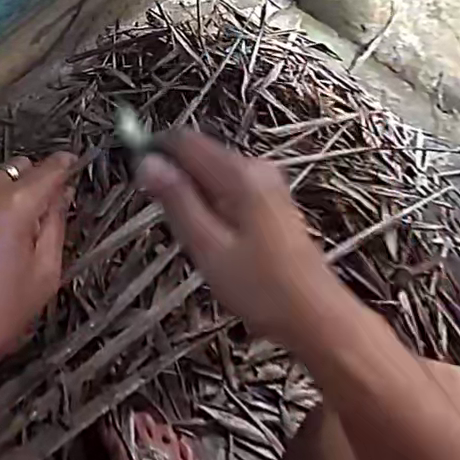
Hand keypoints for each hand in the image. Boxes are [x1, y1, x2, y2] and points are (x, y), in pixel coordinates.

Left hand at [0, 153, 76, 383]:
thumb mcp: (44, 273)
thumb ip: (56, 224)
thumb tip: (61, 194)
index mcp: (16, 204)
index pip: (49, 170)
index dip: (64, 165)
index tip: (72, 165)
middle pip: (19, 168)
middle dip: (34, 182)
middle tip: (40, 213)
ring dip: (6, 192)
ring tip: (7, 231)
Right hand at [135, 130, 344, 346]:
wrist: (319, 319)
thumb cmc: (263, 289)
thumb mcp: (207, 246)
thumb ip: (176, 199)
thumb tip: (147, 162)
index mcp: (238, 174)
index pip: (183, 139)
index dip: (154, 151)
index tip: (140, 178)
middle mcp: (255, 167)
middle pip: (198, 151)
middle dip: (176, 176)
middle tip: (170, 219)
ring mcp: (267, 180)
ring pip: (211, 169)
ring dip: (194, 192)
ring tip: (198, 235)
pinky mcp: (272, 196)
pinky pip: (228, 183)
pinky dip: (213, 200)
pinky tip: (218, 237)